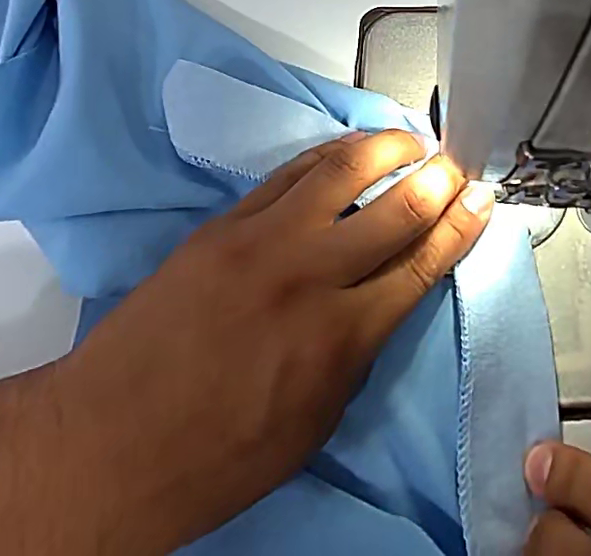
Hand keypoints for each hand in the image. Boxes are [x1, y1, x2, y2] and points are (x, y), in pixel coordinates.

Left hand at [0, 130, 491, 555]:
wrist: (107, 440)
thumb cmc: (219, 453)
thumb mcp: (315, 420)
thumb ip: (359, 349)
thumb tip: (384, 295)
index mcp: (343, 338)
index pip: (422, 264)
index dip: (462, 226)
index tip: (483, 198)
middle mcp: (312, 277)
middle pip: (397, 209)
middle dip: (439, 179)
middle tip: (459, 160)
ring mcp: (265, 240)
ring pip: (343, 172)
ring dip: (388, 147)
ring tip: (413, 138)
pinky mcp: (225, 222)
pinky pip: (289, 172)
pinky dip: (331, 153)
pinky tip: (351, 147)